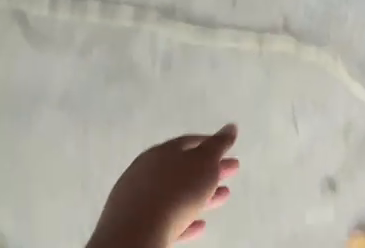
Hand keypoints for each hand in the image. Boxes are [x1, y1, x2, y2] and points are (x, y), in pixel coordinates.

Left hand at [87, 125, 239, 246]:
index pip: (190, 142)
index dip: (212, 144)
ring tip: (221, 198)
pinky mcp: (133, 223)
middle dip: (210, 170)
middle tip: (231, 171)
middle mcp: (143, 173)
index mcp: (160, 153)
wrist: (136, 235)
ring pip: (175, 193)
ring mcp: (135, 200)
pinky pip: (164, 216)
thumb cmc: (176, 191)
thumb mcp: (206, 161)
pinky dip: (183, 216)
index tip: (229, 150)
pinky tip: (198, 224)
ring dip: (200, 194)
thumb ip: (219, 143)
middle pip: (183, 169)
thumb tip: (230, 127)